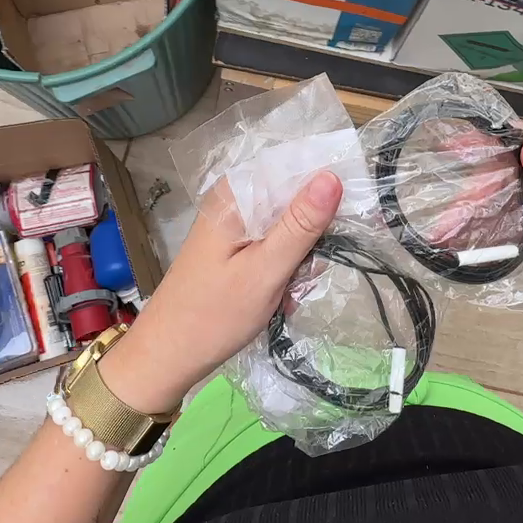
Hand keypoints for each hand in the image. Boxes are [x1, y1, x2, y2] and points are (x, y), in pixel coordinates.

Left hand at [99, 171, 341, 413]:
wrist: (167, 357)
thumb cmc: (213, 316)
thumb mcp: (265, 271)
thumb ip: (300, 225)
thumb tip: (331, 176)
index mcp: (236, 196)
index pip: (295, 165)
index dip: (328, 185)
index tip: (355, 213)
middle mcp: (236, 201)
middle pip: (296, 196)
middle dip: (314, 232)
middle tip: (309, 270)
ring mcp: (237, 225)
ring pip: (292, 224)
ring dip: (303, 256)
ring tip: (292, 290)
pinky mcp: (239, 247)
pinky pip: (278, 244)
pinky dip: (288, 268)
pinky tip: (283, 294)